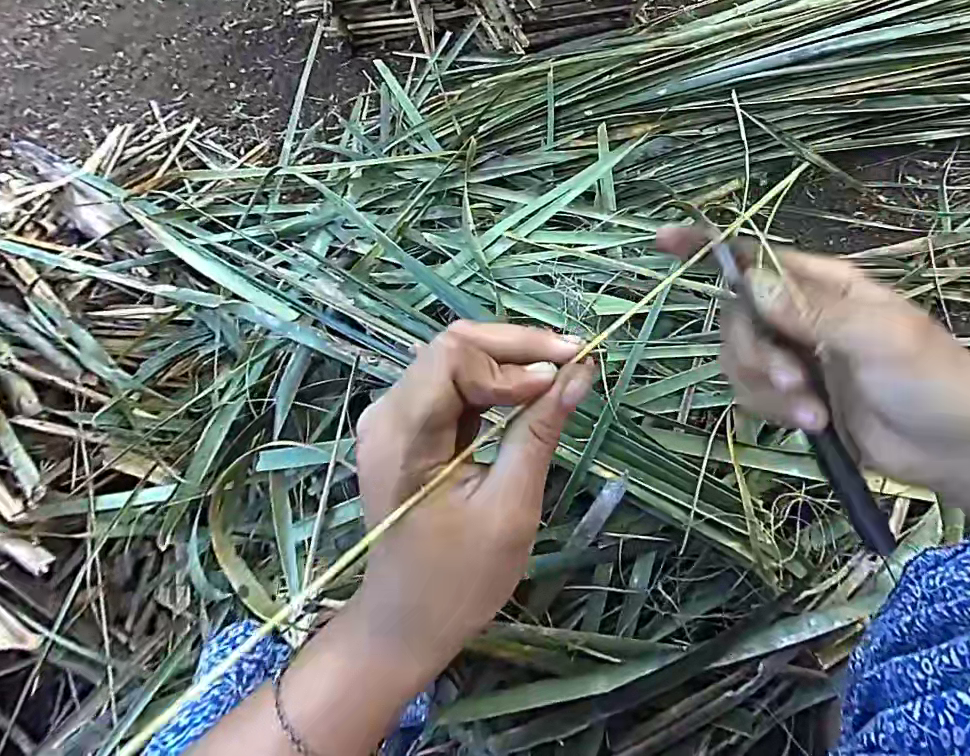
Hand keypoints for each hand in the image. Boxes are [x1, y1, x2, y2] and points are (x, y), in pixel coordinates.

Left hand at [348, 321, 593, 677]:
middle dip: (519, 347)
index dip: (514, 357)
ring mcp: (393, 415)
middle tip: (575, 359)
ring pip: (456, 355)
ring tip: (561, 370)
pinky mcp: (407, 422)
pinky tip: (530, 387)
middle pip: (455, 345)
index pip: (455, 357)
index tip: (564, 376)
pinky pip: (454, 379)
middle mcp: (388, 412)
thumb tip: (581, 371)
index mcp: (402, 436)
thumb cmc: (459, 579)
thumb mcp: (511, 507)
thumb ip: (541, 431)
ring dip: (511, 358)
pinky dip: (496, 377)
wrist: (406, 624)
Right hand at [656, 226, 969, 489]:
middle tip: (797, 383)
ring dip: (766, 388)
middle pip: (736, 317)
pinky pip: (753, 394)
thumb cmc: (933, 379)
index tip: (664, 241)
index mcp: (821, 284)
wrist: (958, 451)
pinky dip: (772, 410)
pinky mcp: (794, 396)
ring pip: (739, 360)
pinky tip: (812, 425)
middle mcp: (799, 313)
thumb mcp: (878, 336)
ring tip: (812, 413)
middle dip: (755, 354)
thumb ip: (810, 310)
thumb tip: (748, 280)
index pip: (753, 255)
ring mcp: (795, 356)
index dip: (707, 246)